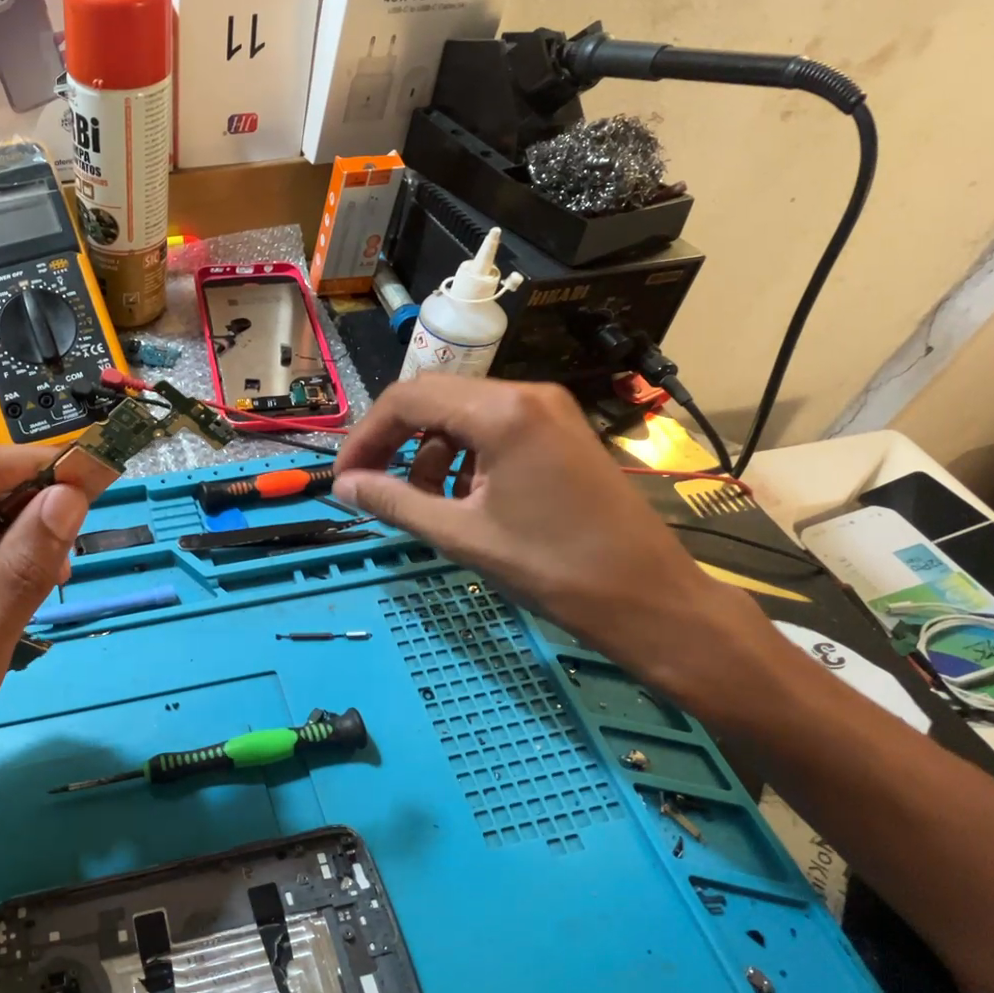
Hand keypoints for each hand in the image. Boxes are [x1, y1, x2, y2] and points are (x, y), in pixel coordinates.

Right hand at [333, 376, 744, 675]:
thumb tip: (343, 486)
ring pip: (461, 413)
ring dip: (428, 451)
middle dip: (393, 440)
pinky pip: (493, 427)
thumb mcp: (461, 536)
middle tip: (370, 486)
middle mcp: (525, 394)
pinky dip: (463, 456)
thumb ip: (394, 502)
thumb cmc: (553, 568)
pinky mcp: (560, 430)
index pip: (407, 400)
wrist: (650, 599)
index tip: (345, 479)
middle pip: (433, 398)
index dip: (365, 437)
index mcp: (502, 412)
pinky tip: (461, 497)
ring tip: (422, 501)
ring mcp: (548, 409)